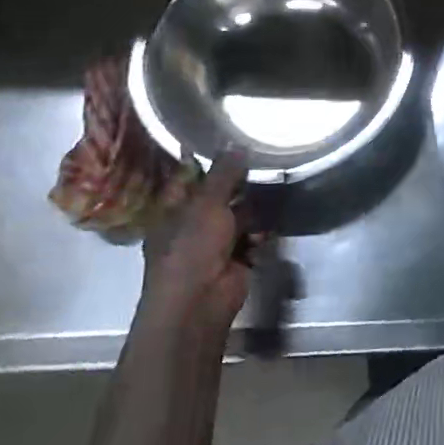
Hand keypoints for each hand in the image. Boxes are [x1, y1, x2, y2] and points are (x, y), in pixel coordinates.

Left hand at [140, 153, 252, 333]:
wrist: (200, 302)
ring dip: (252, 211)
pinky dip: (259, 233)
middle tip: (263, 164)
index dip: (206, 161)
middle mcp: (192, 224)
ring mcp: (214, 244)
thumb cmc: (191, 247)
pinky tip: (266, 230)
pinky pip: (252, 237)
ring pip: (238, 216)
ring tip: (270, 196)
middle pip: (218, 196)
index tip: (230, 142)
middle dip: (238, 185)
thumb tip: (237, 144)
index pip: (188, 178)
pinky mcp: (236, 259)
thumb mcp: (206, 203)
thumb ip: (224, 174)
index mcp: (173, 210)